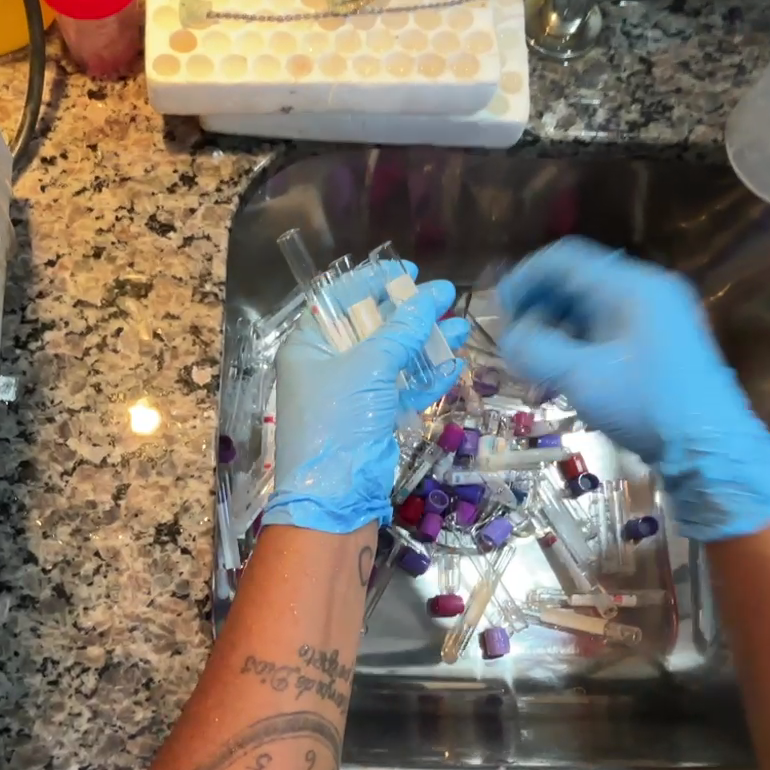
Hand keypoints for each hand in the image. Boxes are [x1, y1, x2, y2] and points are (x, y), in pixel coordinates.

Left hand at [265, 261, 471, 534]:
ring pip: (391, 359)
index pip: (339, 300)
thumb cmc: (338, 422)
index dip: (374, 281)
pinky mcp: (371, 419)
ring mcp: (350, 393)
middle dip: (408, 313)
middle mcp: (326, 365)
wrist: (335, 498)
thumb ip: (403, 329)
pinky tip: (453, 364)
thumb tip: (438, 292)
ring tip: (460, 328)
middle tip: (443, 299)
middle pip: (370, 327)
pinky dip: (425, 378)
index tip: (409, 271)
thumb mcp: (369, 368)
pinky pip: (400, 389)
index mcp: (309, 346)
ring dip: (424, 344)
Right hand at [495, 238, 769, 540]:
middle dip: (535, 310)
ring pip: (584, 311)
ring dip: (550, 334)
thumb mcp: (579, 377)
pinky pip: (600, 333)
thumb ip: (535, 349)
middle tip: (511, 343)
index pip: (564, 260)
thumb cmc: (645, 405)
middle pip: (573, 283)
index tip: (498, 311)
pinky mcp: (652, 346)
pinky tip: (555, 380)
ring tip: (529, 368)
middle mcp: (644, 293)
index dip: (523, 279)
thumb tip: (509, 337)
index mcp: (631, 287)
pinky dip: (571, 349)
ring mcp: (651, 320)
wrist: (708, 448)